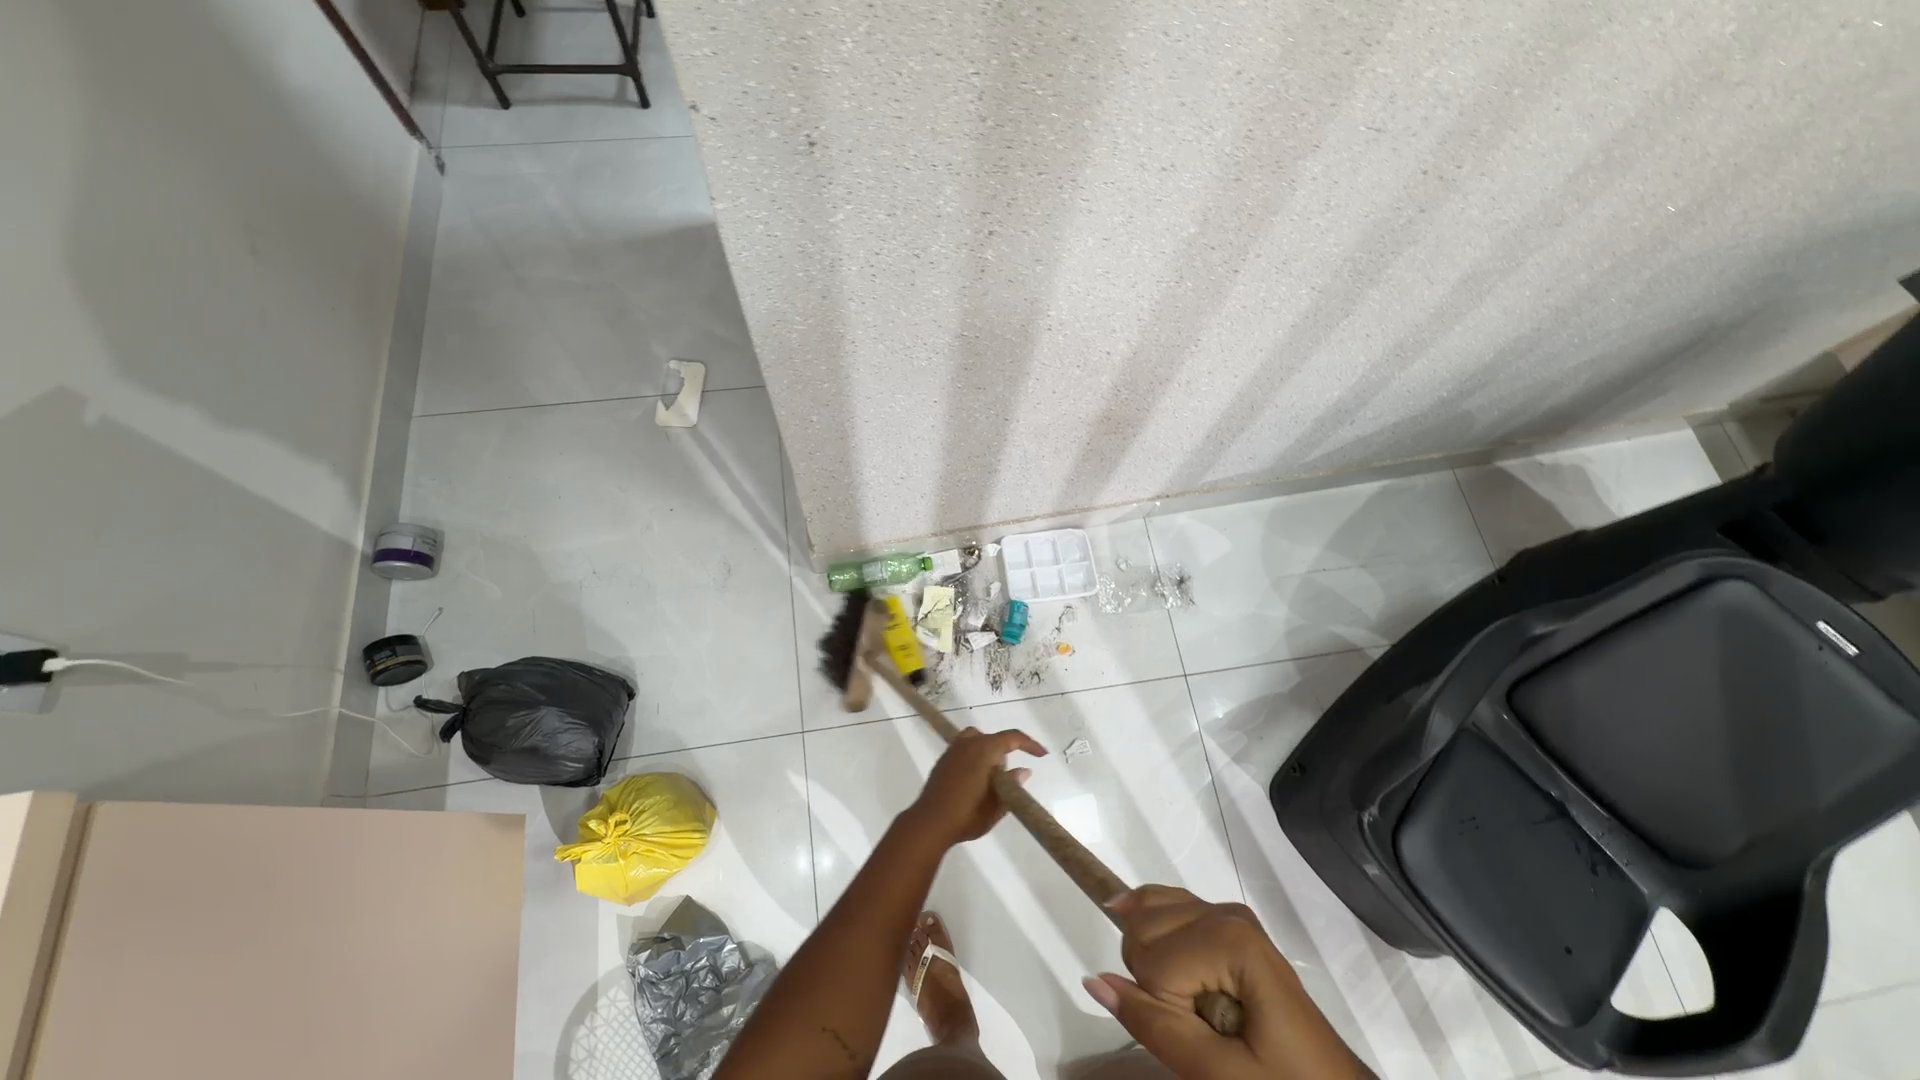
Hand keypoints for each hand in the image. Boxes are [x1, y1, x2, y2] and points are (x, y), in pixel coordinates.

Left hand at [901, 728, 1046, 847]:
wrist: (930, 823)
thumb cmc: (967, 814)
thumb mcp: (997, 805)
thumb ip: (1012, 784)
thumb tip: (1023, 771)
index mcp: (984, 749)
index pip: (1012, 738)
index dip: (1030, 744)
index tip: (1042, 755)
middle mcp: (967, 744)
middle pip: (992, 739)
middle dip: (1003, 753)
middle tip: (1006, 779)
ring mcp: (952, 752)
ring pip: (975, 742)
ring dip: (987, 755)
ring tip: (990, 780)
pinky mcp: (942, 762)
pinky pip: (963, 751)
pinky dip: (973, 759)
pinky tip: (973, 783)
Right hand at [1083, 886, 1372, 1079]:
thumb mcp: (1215, 1072)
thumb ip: (1152, 1024)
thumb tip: (1093, 979)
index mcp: (1229, 940)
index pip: (1147, 958)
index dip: (1158, 1003)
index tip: (1196, 1035)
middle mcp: (1226, 913)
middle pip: (1144, 925)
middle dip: (1151, 977)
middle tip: (1195, 1022)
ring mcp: (1228, 915)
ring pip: (1148, 910)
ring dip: (1153, 957)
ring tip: (1190, 1002)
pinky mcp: (1228, 926)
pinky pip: (1168, 907)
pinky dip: (1154, 928)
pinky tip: (1156, 952)